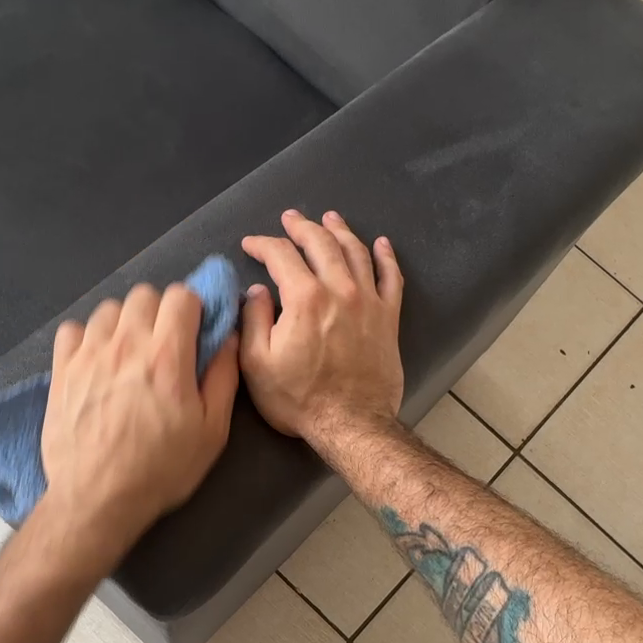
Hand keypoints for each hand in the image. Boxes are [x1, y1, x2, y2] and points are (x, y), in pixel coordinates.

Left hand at [42, 282, 238, 548]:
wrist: (98, 499)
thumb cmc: (162, 469)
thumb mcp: (212, 431)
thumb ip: (223, 377)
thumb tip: (229, 337)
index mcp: (167, 356)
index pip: (181, 295)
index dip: (194, 307)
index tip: (196, 330)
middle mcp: (125, 344)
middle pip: (144, 294)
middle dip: (161, 311)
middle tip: (166, 343)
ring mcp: (88, 354)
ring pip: (109, 308)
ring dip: (125, 322)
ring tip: (131, 353)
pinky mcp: (61, 370)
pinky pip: (74, 329)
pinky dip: (89, 337)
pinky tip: (98, 361)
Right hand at [239, 209, 404, 448]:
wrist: (351, 424)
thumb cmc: (299, 399)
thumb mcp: (257, 365)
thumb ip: (254, 320)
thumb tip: (258, 291)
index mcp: (304, 298)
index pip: (281, 255)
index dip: (262, 244)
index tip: (251, 244)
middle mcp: (339, 289)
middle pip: (321, 243)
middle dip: (302, 226)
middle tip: (290, 219)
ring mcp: (369, 302)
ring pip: (356, 252)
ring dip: (340, 231)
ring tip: (330, 218)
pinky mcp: (388, 318)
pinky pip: (391, 278)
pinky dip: (385, 257)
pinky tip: (381, 244)